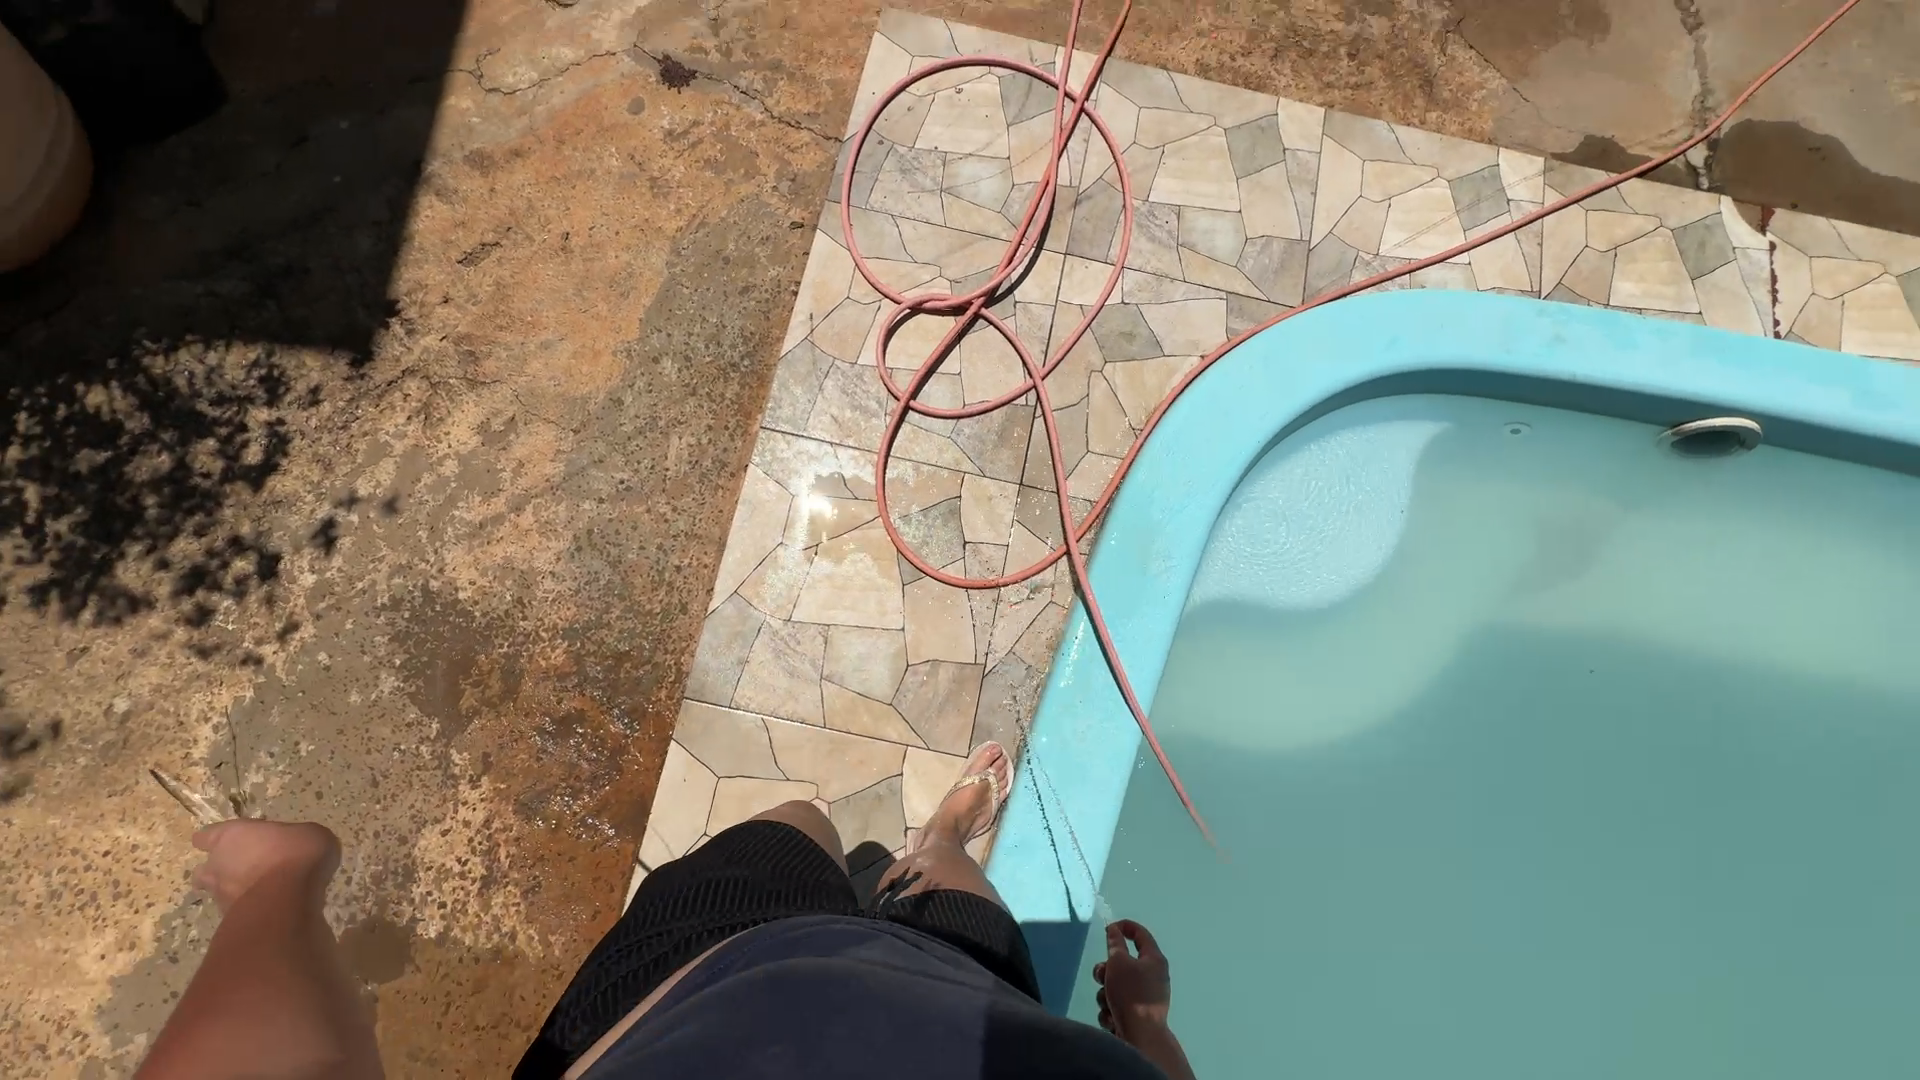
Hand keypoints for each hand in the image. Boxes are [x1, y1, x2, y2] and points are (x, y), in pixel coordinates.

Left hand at [190, 819, 340, 911]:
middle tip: (247, 864)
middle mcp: (217, 863)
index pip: (206, 836)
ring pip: (216, 888)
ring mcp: (218, 891)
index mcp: (231, 836)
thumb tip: (291, 841)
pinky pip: (233, 903)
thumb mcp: (308, 832)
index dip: (216, 838)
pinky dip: (246, 901)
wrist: (285, 898)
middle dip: (221, 866)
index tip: (234, 839)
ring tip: (257, 884)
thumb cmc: (296, 853)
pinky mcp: (227, 913)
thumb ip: (290, 836)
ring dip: (232, 885)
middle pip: (206, 866)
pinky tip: (267, 900)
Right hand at [1092, 919, 1171, 1042]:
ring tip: (1107, 1003)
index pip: (1140, 933)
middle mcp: (1153, 976)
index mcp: (1154, 960)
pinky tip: (1111, 1018)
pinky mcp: (1138, 1016)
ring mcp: (1146, 997)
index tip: (1108, 929)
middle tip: (1102, 975)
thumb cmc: (1130, 994)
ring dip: (1106, 992)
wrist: (1141, 1037)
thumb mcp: (1119, 962)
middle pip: (1124, 962)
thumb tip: (1115, 929)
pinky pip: (1118, 1004)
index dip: (1124, 926)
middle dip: (1107, 969)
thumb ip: (1115, 943)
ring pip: (1117, 985)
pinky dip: (1111, 1009)